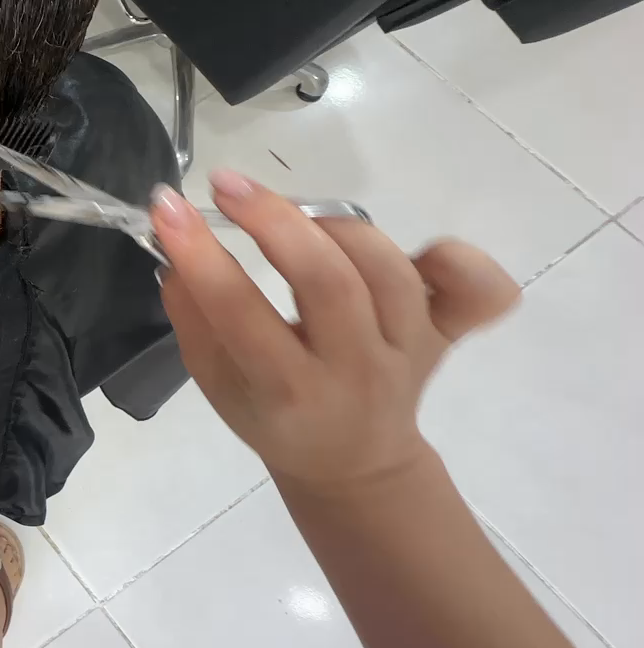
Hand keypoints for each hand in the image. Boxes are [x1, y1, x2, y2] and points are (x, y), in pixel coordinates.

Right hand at [151, 170, 519, 496]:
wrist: (351, 461)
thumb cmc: (267, 418)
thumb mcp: (211, 381)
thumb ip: (193, 320)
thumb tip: (178, 256)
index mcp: (285, 387)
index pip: (237, 310)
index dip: (198, 253)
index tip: (165, 207)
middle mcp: (354, 368)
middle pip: (327, 280)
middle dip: (272, 220)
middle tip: (227, 186)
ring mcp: (410, 350)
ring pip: (388, 271)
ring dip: (333, 227)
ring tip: (292, 216)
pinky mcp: (450, 335)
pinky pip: (480, 292)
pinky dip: (454, 258)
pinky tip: (414, 250)